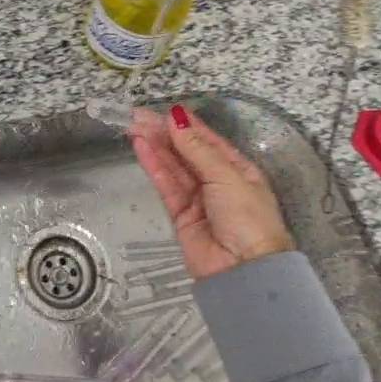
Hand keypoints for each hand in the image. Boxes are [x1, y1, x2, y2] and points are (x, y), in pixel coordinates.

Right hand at [129, 103, 294, 280]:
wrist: (244, 271)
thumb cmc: (247, 217)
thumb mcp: (226, 176)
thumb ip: (196, 148)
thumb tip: (175, 118)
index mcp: (237, 169)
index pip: (207, 140)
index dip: (185, 124)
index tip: (162, 110)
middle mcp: (216, 181)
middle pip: (186, 151)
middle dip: (164, 133)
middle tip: (137, 116)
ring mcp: (197, 198)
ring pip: (173, 166)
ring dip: (154, 146)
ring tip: (133, 127)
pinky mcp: (180, 214)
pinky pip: (165, 184)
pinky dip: (153, 166)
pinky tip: (140, 148)